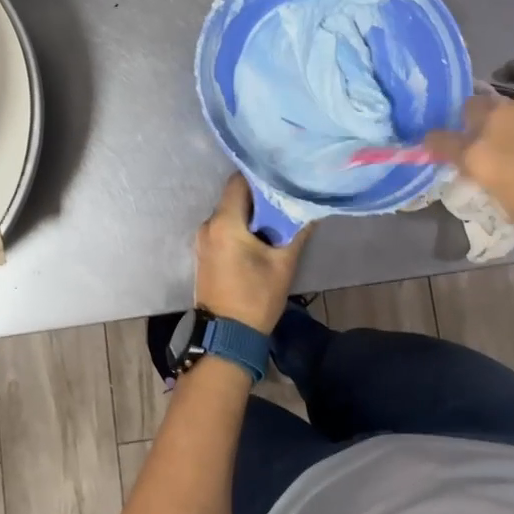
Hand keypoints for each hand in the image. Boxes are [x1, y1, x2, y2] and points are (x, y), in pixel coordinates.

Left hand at [195, 175, 309, 333]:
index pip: (239, 182)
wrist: (227, 336)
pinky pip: (223, 229)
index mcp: (224, 223)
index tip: (281, 178)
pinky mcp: (204, 253)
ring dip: (250, 214)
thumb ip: (297, 231)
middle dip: (259, 197)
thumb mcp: (283, 264)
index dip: (260, 177)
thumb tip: (311, 209)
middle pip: (233, 197)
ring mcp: (202, 240)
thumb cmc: (256, 297)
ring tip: (276, 218)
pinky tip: (260, 236)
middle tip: (285, 198)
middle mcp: (207, 225)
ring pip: (229, 214)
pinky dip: (240, 228)